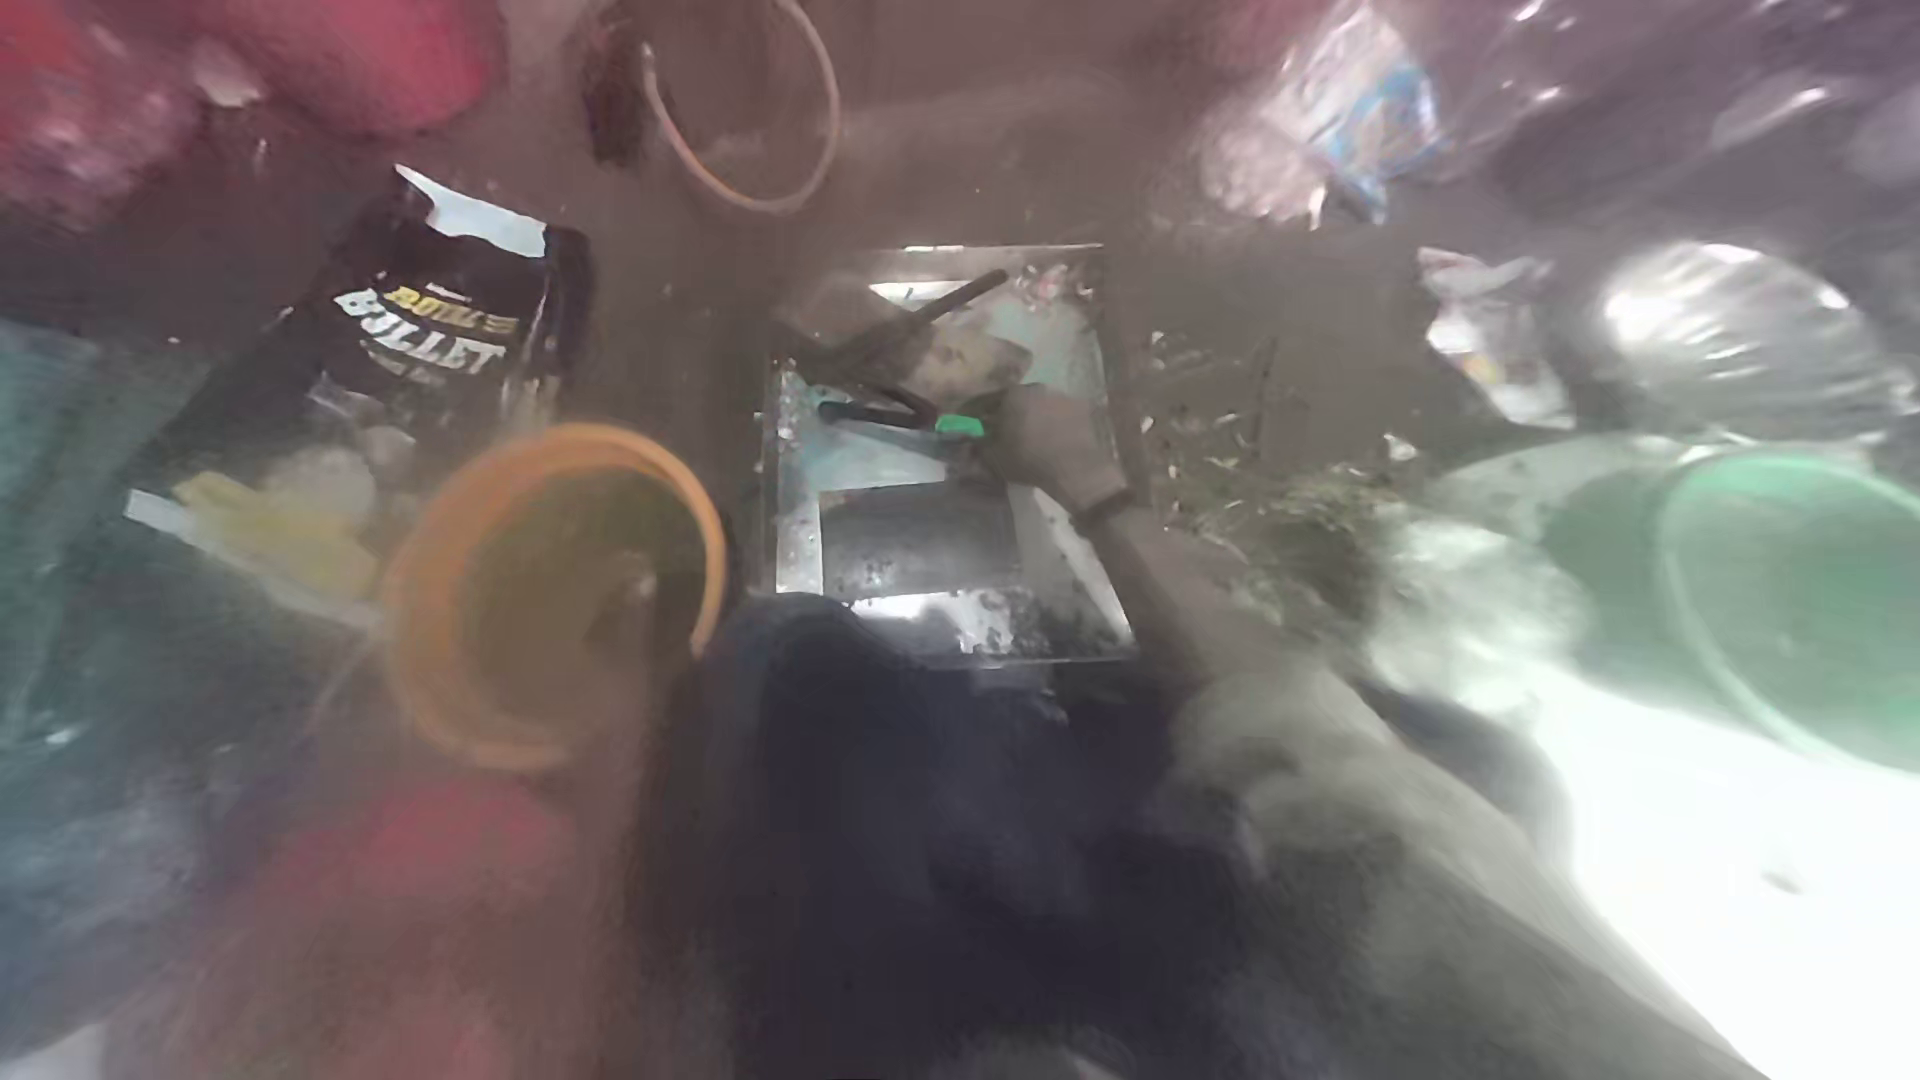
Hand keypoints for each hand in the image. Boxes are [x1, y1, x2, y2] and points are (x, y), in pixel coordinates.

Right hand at [979, 384, 1129, 515]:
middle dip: (1013, 413)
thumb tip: (972, 439)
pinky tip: (1058, 439)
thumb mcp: (994, 457)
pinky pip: (1064, 414)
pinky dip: (1059, 423)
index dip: (983, 414)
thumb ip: (980, 444)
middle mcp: (1038, 387)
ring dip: (1038, 417)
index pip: (990, 400)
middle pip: (1020, 400)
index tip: (982, 425)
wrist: (1073, 468)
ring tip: (1037, 437)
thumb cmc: (1027, 459)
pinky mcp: (1083, 408)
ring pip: (1043, 405)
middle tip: (1011, 432)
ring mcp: (1063, 395)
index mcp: (1012, 394)